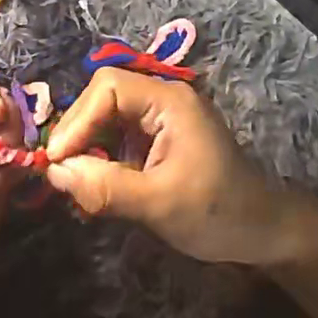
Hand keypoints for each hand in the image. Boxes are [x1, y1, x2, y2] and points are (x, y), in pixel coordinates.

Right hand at [43, 69, 317, 267]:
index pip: (109, 87)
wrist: (263, 230)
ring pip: (107, 117)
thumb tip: (54, 172)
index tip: (56, 160)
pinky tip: (93, 184)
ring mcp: (161, 118)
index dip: (77, 119)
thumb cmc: (218, 212)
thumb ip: (106, 186)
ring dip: (87, 146)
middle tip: (59, 173)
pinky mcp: (159, 138)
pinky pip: (118, 136)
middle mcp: (163, 99)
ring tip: (73, 182)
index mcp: (169, 100)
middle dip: (79, 133)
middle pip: (104, 98)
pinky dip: (101, 157)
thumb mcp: (160, 203)